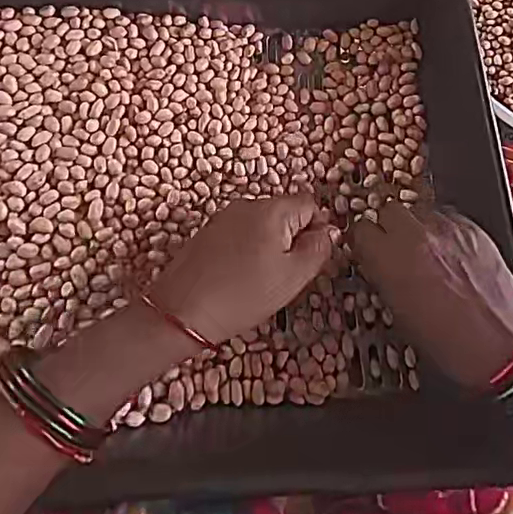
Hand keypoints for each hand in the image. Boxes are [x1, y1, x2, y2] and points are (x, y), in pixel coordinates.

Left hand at [147, 195, 332, 343]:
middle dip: (293, 239)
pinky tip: (241, 278)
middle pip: (285, 213)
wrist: (182, 309)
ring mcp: (224, 216)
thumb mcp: (293, 276)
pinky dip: (248, 251)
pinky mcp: (209, 232)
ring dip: (270, 246)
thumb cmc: (242, 295)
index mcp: (271, 209)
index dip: (318, 229)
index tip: (312, 258)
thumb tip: (329, 231)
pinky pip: (241, 234)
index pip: (310, 204)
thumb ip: (318, 249)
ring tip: (262, 280)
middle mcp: (246, 204)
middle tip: (287, 274)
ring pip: (262, 225)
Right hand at [353, 203, 512, 389]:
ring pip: (418, 210)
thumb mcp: (397, 312)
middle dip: (388, 225)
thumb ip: (381, 275)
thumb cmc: (447, 341)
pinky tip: (449, 250)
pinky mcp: (472, 229)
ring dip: (416, 225)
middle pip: (387, 210)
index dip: (363, 239)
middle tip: (395, 244)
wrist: (503, 349)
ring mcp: (445, 229)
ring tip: (425, 247)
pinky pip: (447, 216)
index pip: (360, 228)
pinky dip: (443, 229)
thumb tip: (374, 259)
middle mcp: (414, 237)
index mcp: (389, 260)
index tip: (368, 247)